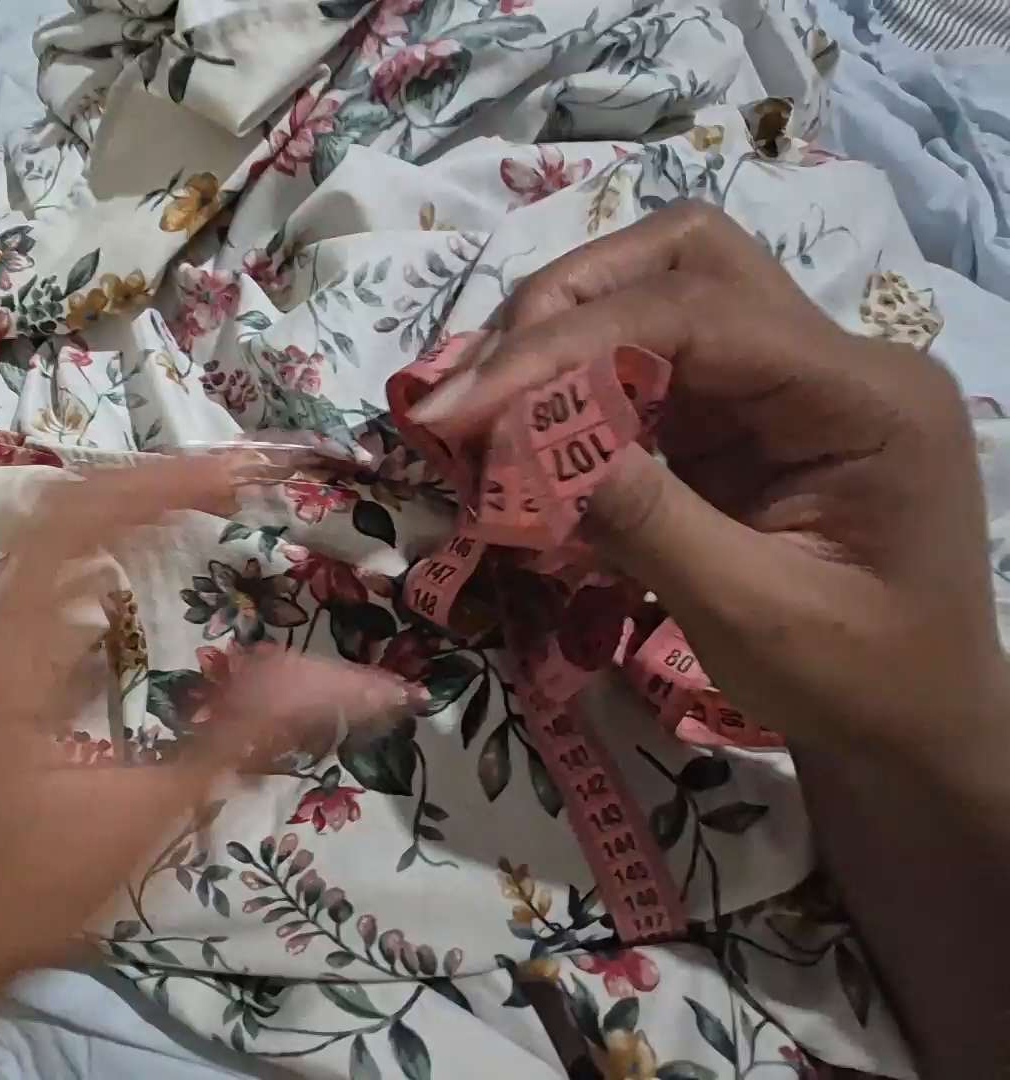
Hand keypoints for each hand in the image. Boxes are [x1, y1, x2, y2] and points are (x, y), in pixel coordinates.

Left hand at [0, 456, 420, 1079]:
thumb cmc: (27, 888)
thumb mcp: (143, 817)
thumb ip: (241, 738)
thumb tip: (351, 678)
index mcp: (13, 648)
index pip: (85, 521)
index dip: (165, 483)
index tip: (241, 469)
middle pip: (61, 511)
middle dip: (147, 482)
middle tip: (229, 477)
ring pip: (43, 539)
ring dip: (118, 510)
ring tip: (195, 501)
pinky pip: (36, 578)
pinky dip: (92, 552)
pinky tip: (130, 566)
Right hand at [411, 201, 1006, 760]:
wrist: (903, 713)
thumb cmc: (852, 673)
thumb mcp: (748, 610)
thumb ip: (644, 521)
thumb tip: (526, 448)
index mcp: (856, 397)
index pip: (693, 313)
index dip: (561, 346)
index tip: (462, 409)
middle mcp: (818, 359)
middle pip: (678, 256)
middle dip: (558, 304)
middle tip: (473, 383)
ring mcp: (766, 380)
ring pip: (645, 290)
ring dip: (546, 332)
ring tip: (474, 401)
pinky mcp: (719, 410)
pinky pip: (625, 359)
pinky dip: (552, 378)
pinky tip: (508, 422)